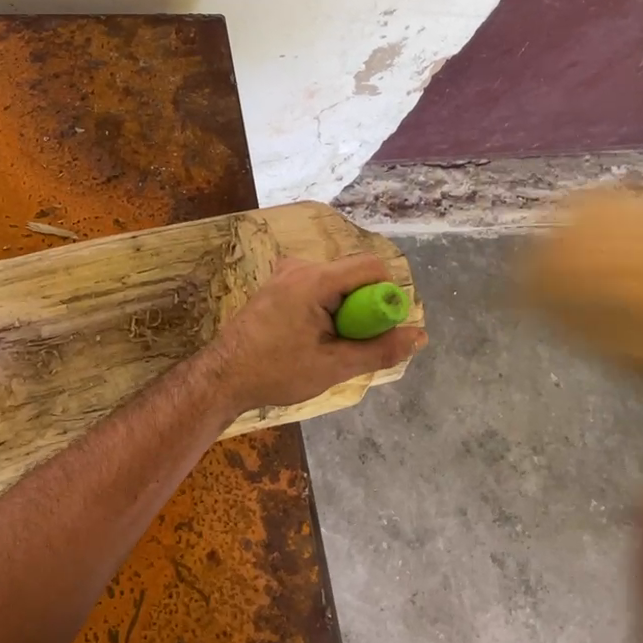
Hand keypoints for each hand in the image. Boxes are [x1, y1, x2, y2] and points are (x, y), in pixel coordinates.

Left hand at [200, 255, 425, 414]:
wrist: (224, 376)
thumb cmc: (276, 371)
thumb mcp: (334, 366)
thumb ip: (379, 349)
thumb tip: (418, 335)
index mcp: (315, 280)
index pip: (372, 267)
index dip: (385, 296)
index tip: (377, 329)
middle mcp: (299, 267)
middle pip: (353, 275)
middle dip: (362, 308)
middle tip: (348, 343)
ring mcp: (285, 273)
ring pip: (336, 283)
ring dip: (342, 311)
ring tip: (325, 345)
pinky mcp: (276, 284)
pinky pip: (317, 287)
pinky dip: (324, 309)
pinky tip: (308, 338)